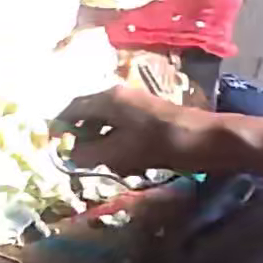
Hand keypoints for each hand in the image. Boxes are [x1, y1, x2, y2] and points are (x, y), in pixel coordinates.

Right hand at [59, 86, 221, 173]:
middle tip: (75, 161)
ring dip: (98, 145)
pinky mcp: (148, 118)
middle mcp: (118, 97)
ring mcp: (135, 106)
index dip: (59, 128)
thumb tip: (67, 156)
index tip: (52, 147)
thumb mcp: (120, 152)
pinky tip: (122, 164)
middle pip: (87, 116)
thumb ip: (89, 153)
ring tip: (99, 165)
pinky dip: (115, 146)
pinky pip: (120, 131)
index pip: (72, 109)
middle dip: (79, 139)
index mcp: (108, 99)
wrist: (210, 141)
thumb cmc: (162, 142)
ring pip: (104, 125)